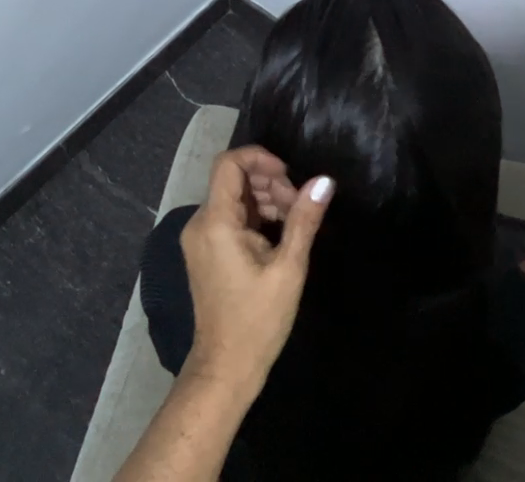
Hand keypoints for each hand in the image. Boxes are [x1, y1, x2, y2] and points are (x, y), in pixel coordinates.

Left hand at [180, 148, 334, 394]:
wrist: (226, 366)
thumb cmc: (258, 319)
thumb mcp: (289, 268)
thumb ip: (304, 219)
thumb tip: (324, 181)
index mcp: (216, 222)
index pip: (229, 163)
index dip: (261, 158)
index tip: (290, 177)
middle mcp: (200, 223)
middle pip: (233, 179)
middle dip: (269, 182)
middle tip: (299, 206)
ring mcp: (200, 238)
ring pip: (233, 197)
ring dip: (266, 200)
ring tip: (294, 223)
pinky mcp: (205, 251)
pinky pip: (230, 217)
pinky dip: (255, 216)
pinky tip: (280, 236)